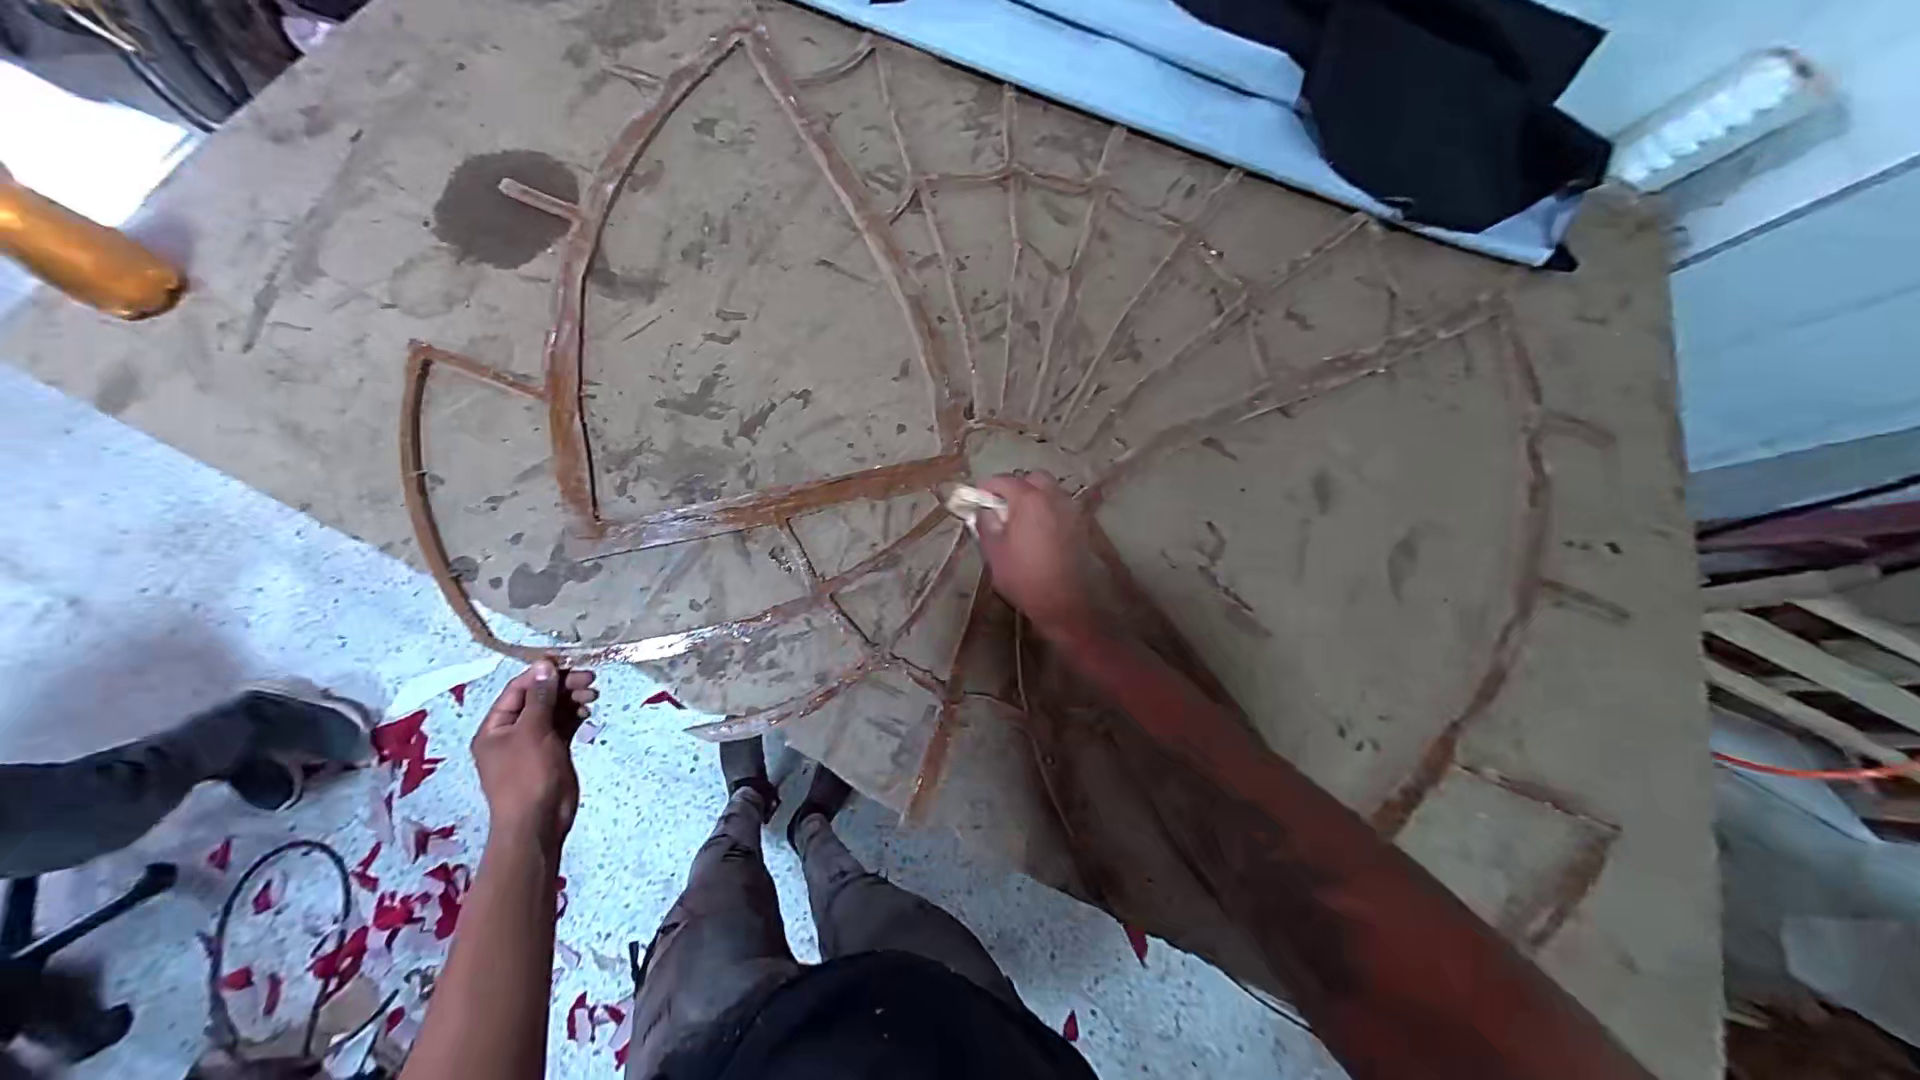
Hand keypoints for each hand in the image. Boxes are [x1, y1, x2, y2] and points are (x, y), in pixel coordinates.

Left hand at [471, 662, 596, 850]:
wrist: (538, 820)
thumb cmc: (527, 775)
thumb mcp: (532, 731)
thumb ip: (540, 697)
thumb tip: (544, 665)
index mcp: (495, 727)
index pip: (518, 690)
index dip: (542, 675)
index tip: (570, 664)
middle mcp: (512, 732)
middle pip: (538, 698)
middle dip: (562, 687)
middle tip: (589, 679)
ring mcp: (533, 742)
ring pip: (553, 711)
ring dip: (572, 699)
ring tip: (592, 695)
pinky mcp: (552, 751)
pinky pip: (563, 725)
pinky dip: (575, 716)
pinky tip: (587, 712)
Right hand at [973, 472, 1099, 640]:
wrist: (1063, 601)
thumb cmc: (1024, 576)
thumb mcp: (993, 551)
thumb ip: (986, 523)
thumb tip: (985, 510)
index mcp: (1030, 500)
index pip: (1005, 480)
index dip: (988, 486)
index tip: (979, 496)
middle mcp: (1054, 497)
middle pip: (1033, 479)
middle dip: (1017, 486)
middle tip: (1003, 505)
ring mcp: (1071, 510)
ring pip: (1051, 490)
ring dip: (1035, 497)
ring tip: (1022, 518)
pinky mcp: (1081, 525)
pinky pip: (1062, 506)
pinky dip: (1049, 510)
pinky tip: (1040, 529)